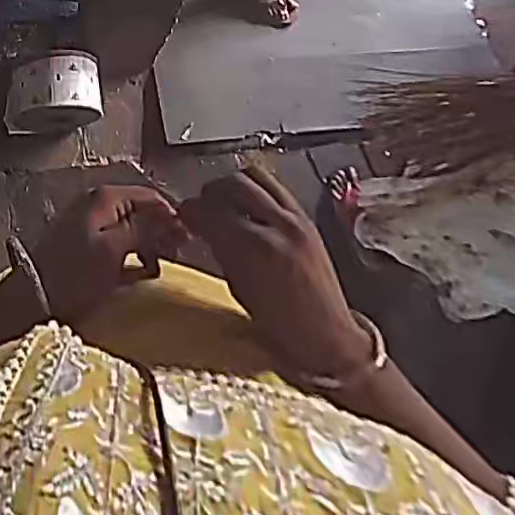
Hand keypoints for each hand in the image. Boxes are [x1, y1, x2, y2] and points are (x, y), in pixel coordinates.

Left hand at [32, 183, 186, 320]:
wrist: (35, 296)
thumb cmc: (75, 273)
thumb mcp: (114, 249)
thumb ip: (143, 228)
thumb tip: (168, 216)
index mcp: (105, 198)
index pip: (150, 197)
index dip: (171, 215)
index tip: (188, 237)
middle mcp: (97, 203)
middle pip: (141, 210)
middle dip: (161, 230)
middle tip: (178, 253)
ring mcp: (90, 221)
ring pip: (131, 226)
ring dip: (149, 243)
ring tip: (161, 265)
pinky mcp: (86, 242)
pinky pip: (118, 241)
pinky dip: (133, 252)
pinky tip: (141, 271)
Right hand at [180, 165, 373, 380]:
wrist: (328, 337)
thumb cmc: (281, 327)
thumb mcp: (239, 289)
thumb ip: (221, 251)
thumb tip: (204, 228)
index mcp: (255, 248)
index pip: (212, 211)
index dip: (191, 210)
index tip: (185, 215)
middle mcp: (277, 225)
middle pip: (234, 184)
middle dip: (211, 192)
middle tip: (202, 206)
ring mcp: (296, 219)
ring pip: (256, 176)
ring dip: (234, 184)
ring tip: (225, 201)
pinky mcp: (307, 219)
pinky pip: (275, 187)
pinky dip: (255, 190)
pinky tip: (249, 206)